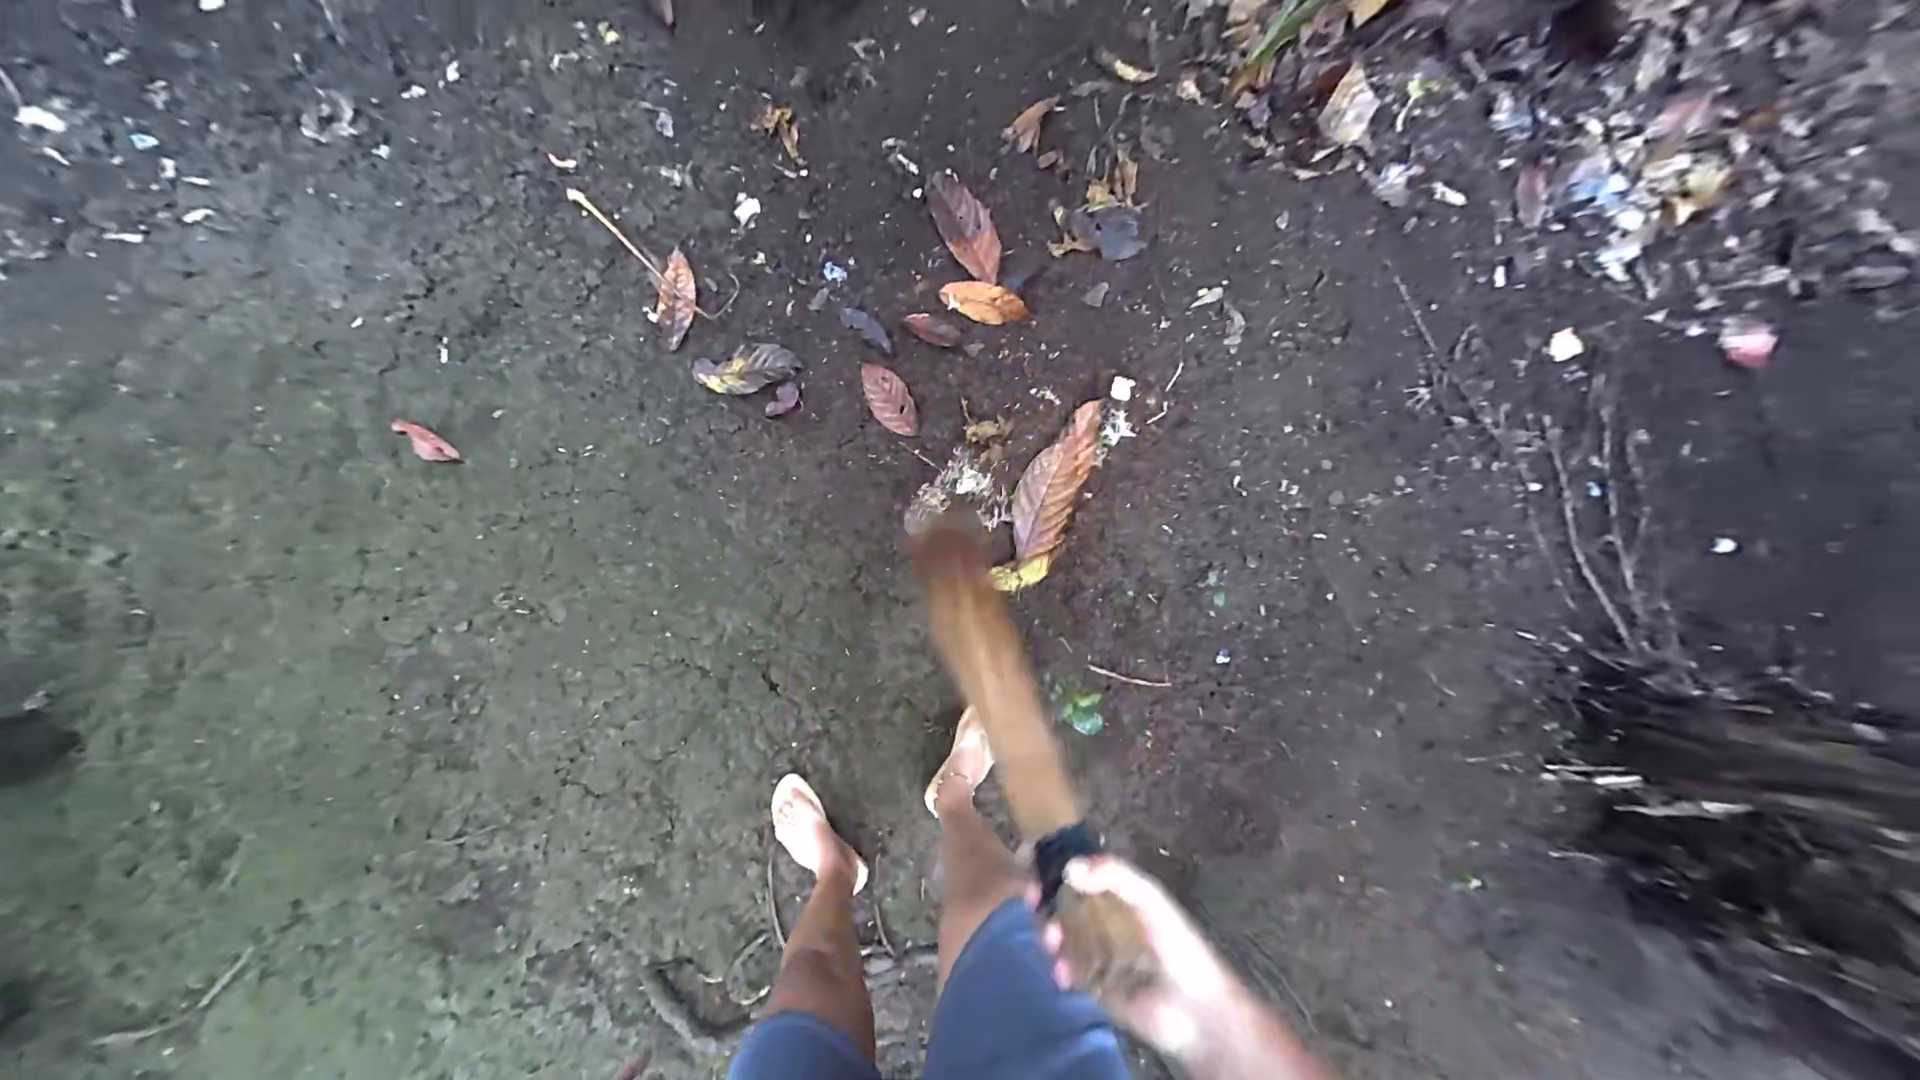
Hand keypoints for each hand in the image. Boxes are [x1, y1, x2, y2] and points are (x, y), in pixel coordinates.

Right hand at [1038, 856, 1331, 1079]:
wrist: (1196, 1011)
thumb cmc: (1176, 944)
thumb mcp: (1149, 897)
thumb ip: (1113, 874)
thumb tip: (1069, 868)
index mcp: (1114, 890)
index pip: (1075, 866)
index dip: (1050, 859)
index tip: (1028, 854)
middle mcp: (1099, 915)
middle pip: (1058, 896)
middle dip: (1040, 893)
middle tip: (1031, 895)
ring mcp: (1093, 948)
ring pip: (1056, 930)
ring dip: (1047, 929)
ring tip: (1052, 938)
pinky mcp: (1091, 982)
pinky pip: (1065, 968)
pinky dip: (1059, 967)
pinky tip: (1064, 972)